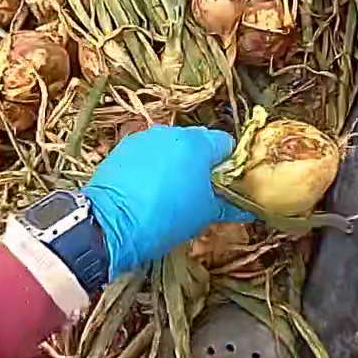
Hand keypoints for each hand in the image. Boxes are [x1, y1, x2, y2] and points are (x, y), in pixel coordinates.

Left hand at [83, 125, 253, 275]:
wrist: (106, 225)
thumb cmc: (165, 217)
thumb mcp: (204, 214)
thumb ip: (230, 205)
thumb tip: (251, 207)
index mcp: (197, 142)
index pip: (227, 144)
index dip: (231, 165)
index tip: (226, 186)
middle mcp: (172, 132)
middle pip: (199, 143)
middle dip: (203, 164)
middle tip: (202, 192)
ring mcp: (145, 138)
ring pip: (173, 148)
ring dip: (178, 165)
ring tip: (173, 194)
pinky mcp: (123, 149)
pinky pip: (149, 155)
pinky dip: (154, 167)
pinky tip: (149, 191)